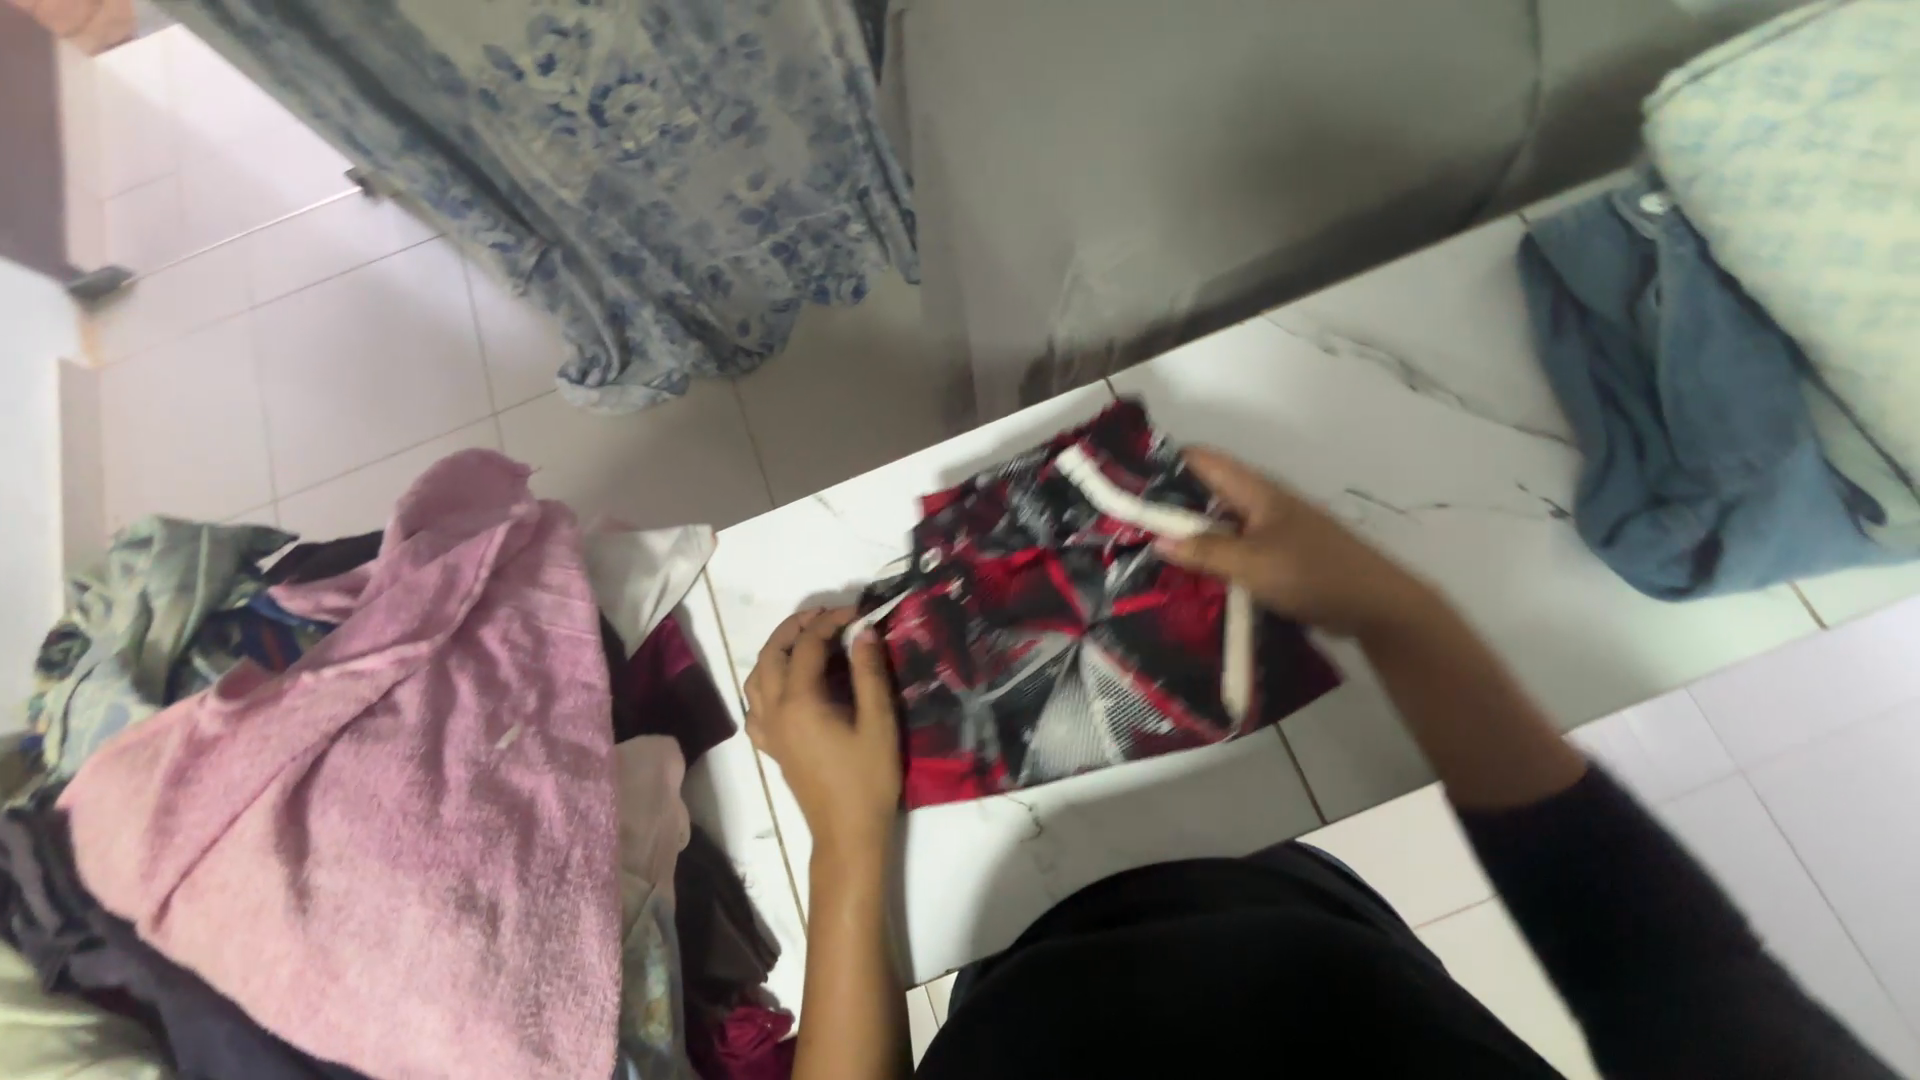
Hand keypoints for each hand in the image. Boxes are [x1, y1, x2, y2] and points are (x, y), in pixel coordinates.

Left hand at [744, 607, 901, 862]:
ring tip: (805, 639)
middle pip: (772, 654)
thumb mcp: (878, 722)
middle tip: (826, 615)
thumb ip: (868, 672)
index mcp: (800, 702)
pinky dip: (766, 683)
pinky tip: (785, 685)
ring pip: (757, 677)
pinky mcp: (771, 746)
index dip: (830, 621)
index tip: (857, 611)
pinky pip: (755, 706)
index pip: (807, 645)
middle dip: (795, 627)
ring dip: (776, 650)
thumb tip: (862, 630)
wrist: (847, 833)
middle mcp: (774, 711)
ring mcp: (768, 730)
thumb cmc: (868, 778)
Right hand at [1156, 447, 1438, 638]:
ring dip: (1189, 530)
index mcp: (1257, 491)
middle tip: (1128, 520)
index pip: (1203, 460)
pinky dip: (1211, 553)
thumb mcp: (1251, 564)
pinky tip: (1191, 572)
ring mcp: (1272, 529)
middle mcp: (1262, 502)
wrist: (1376, 605)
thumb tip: (1159, 541)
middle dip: (1170, 501)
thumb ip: (1205, 551)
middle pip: (1207, 490)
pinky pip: (1234, 545)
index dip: (1166, 461)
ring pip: (1220, 520)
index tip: (1128, 477)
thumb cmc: (1313, 573)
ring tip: (1149, 545)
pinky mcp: (1279, 554)